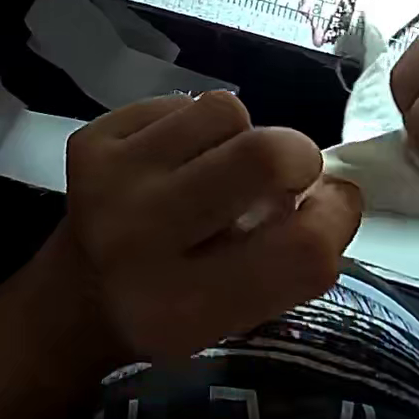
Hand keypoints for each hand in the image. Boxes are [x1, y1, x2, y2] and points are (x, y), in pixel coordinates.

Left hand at [61, 91, 364, 363]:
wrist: (79, 289)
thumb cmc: (172, 308)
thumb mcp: (238, 315)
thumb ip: (292, 258)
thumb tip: (330, 182)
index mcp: (186, 306)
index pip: (300, 249)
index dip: (338, 215)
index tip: (337, 198)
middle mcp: (140, 235)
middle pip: (261, 156)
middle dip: (297, 154)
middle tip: (288, 168)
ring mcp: (108, 177)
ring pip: (222, 110)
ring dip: (239, 133)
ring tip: (219, 163)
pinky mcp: (90, 139)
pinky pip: (176, 102)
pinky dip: (192, 126)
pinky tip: (176, 158)